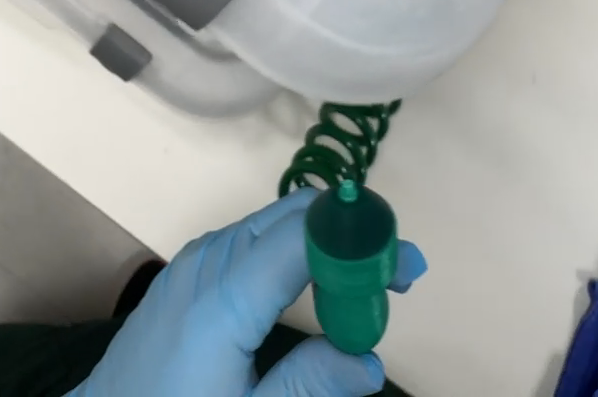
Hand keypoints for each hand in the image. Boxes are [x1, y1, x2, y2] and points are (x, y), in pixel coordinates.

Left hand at [70, 190, 427, 396]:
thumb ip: (306, 387)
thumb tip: (371, 361)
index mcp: (223, 297)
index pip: (303, 237)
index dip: (360, 241)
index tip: (407, 264)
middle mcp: (209, 259)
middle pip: (293, 216)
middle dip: (351, 234)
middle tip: (397, 275)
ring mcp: (196, 259)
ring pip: (274, 223)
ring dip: (325, 241)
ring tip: (363, 283)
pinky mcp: (190, 269)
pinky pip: (252, 239)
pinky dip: (294, 248)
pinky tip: (312, 282)